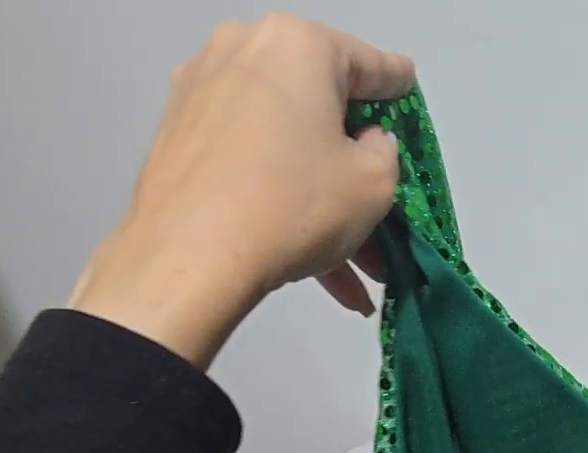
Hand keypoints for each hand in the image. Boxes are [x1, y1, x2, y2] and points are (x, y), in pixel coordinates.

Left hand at [69, 15, 414, 365]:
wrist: (192, 256)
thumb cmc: (296, 205)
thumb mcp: (373, 184)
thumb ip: (384, 152)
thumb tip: (366, 141)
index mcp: (298, 46)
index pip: (367, 63)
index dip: (397, 83)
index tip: (408, 86)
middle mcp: (244, 52)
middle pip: (320, 112)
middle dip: (355, 170)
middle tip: (382, 211)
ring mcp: (203, 94)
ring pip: (287, 150)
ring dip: (325, 208)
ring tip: (354, 272)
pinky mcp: (180, 139)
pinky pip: (252, 168)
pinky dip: (284, 208)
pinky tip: (311, 269)